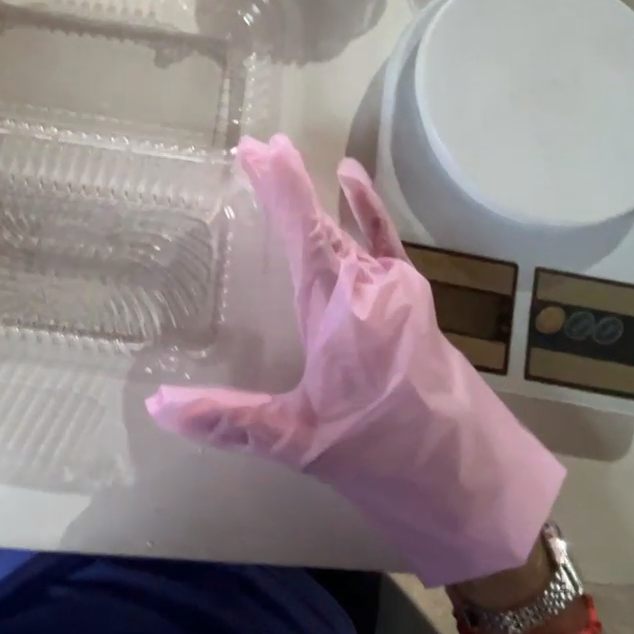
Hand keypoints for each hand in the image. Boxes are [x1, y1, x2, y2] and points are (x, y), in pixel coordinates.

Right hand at [146, 135, 565, 585]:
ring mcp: (400, 292)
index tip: (252, 146)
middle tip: (253, 148)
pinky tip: (356, 186)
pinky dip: (369, 211)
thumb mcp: (299, 440)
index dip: (275, 183)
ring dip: (317, 193)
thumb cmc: (385, 456)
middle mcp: (372, 284)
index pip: (300, 227)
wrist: (475, 487)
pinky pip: (386, 243)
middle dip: (284, 182)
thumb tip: (158, 405)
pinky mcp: (416, 306)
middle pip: (320, 219)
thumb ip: (228, 419)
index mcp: (340, 304)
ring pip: (350, 227)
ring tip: (287, 157)